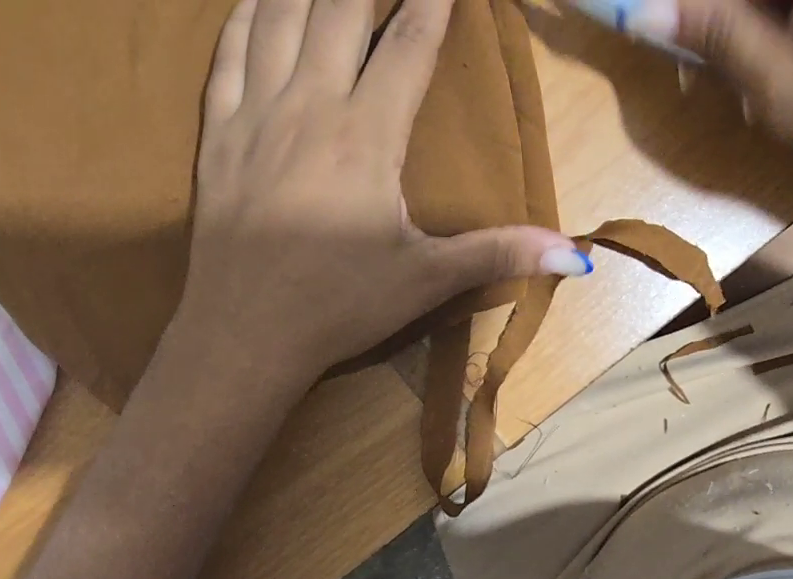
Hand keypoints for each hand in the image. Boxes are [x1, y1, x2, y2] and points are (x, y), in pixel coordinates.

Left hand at [173, 0, 590, 378]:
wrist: (245, 333)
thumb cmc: (341, 306)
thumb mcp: (425, 281)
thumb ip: (498, 253)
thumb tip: (575, 254)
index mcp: (366, 137)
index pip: (409, 45)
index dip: (433, 0)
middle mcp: (309, 105)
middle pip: (340, 8)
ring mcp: (255, 114)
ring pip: (279, 15)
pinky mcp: (216, 134)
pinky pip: (228, 52)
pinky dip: (247, 13)